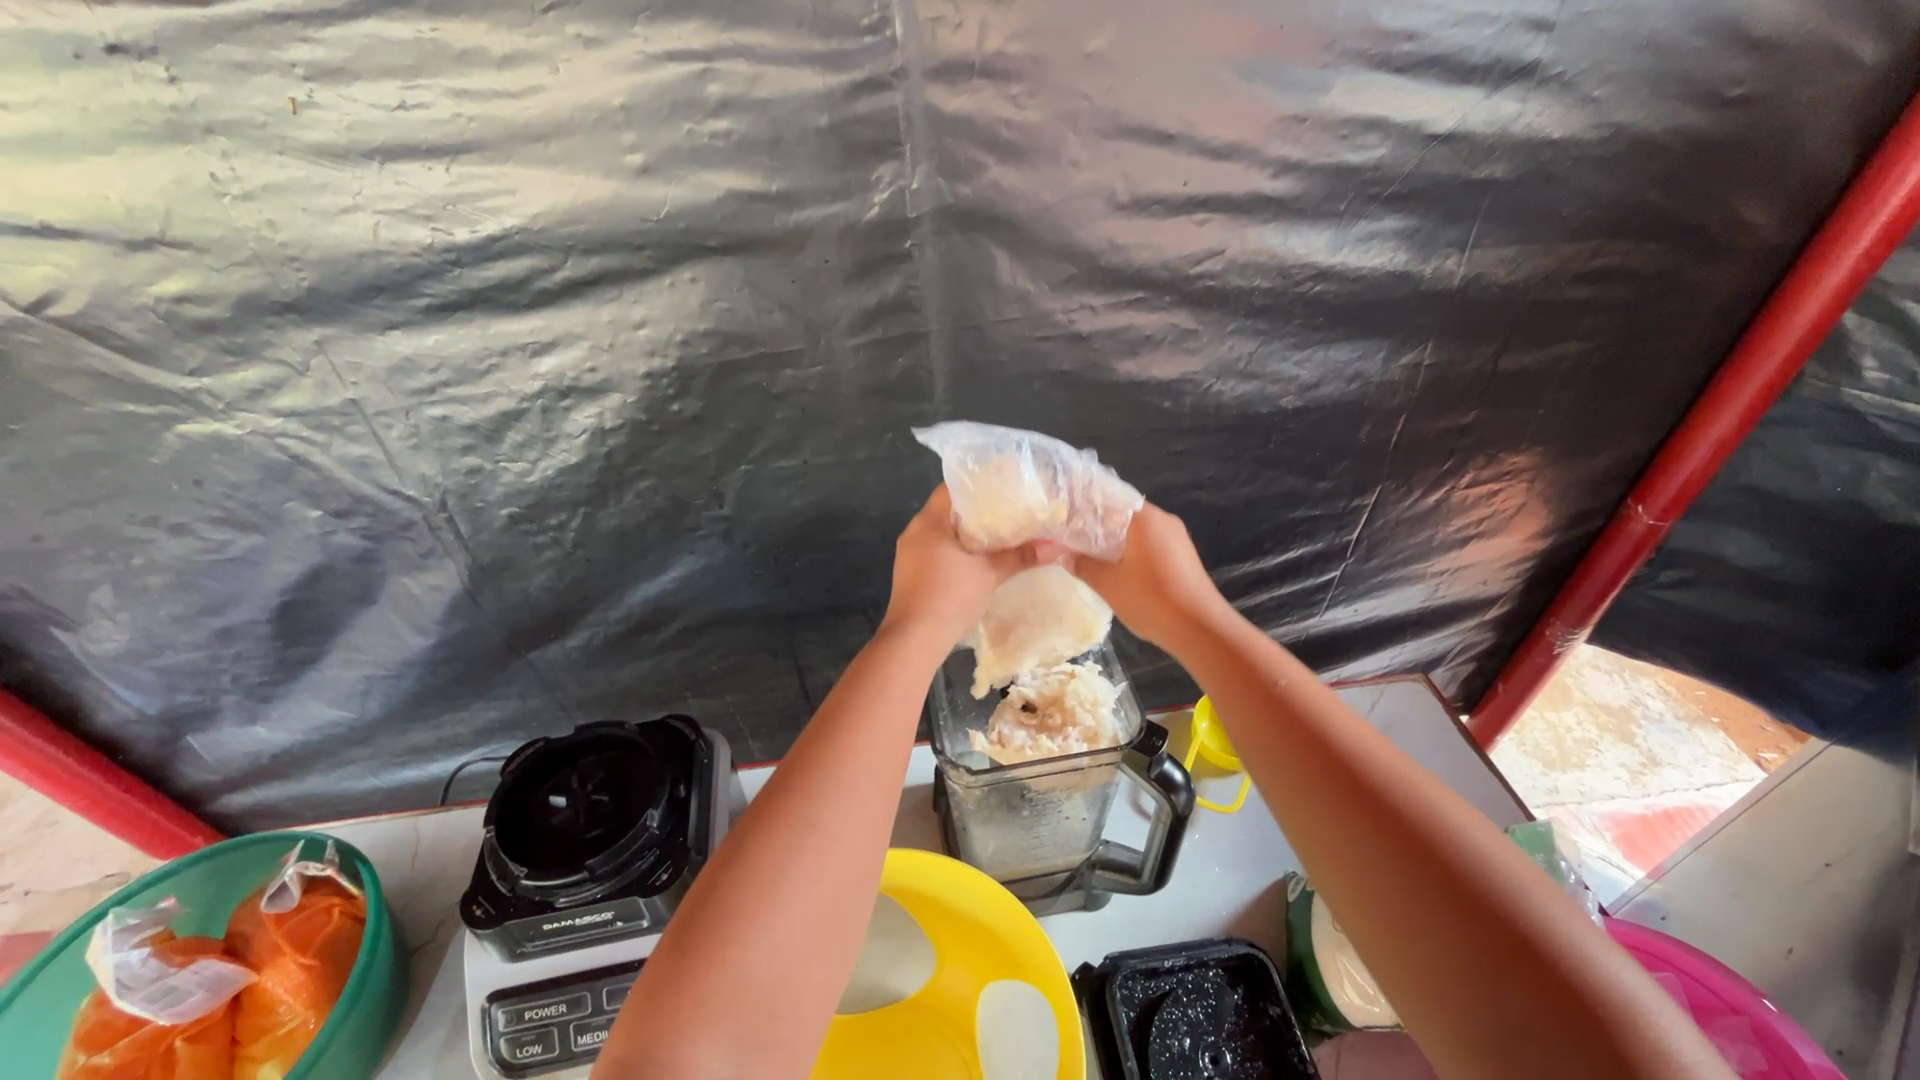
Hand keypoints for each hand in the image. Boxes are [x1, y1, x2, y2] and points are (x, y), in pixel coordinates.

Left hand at [881, 486, 1064, 646]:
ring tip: (999, 533)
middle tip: (1009, 509)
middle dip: (977, 510)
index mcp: (928, 522)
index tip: (1004, 486)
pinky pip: (935, 551)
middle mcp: (914, 532)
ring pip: (942, 533)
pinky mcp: (910, 574)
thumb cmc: (949, 598)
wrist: (914, 640)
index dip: (978, 484)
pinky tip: (978, 559)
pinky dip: (956, 550)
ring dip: (967, 533)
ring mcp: (909, 554)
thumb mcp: (990, 574)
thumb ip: (1020, 556)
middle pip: (947, 510)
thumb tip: (1056, 547)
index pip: (952, 488)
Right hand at [1069, 503, 1232, 648]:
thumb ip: (1084, 565)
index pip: (1109, 498)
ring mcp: (1177, 540)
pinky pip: (1150, 546)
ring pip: (1137, 533)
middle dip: (1096, 527)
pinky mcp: (1183, 558)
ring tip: (1088, 556)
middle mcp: (1164, 521)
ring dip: (1114, 543)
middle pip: (1123, 515)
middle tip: (1070, 539)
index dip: (1084, 507)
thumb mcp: (1108, 584)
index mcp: (1145, 518)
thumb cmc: (1151, 599)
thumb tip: (1067, 556)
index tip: (1064, 517)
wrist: (1200, 630)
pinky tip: (1116, 571)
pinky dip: (1131, 553)